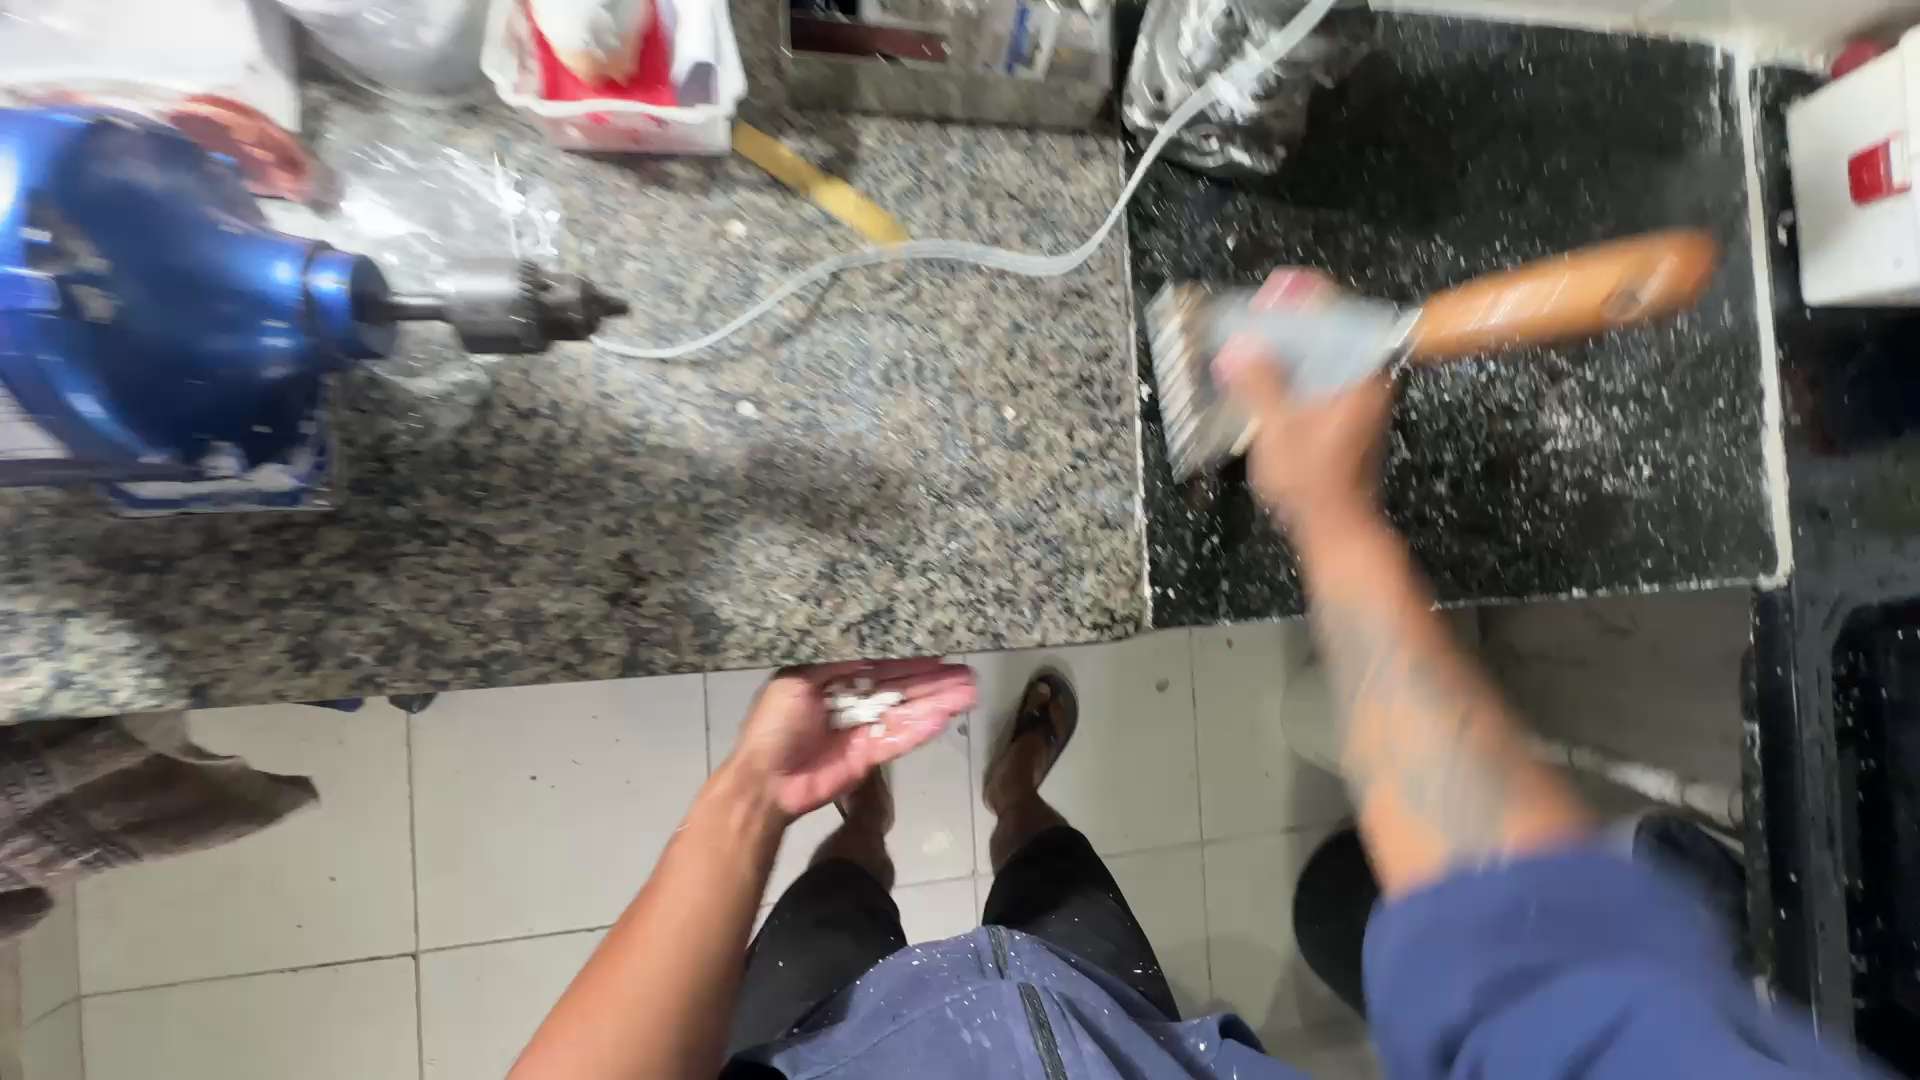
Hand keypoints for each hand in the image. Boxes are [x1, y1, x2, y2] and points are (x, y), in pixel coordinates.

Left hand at [725, 659, 976, 818]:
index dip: (909, 661)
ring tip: (970, 691)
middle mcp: (854, 704)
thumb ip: (832, 665)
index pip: (880, 667)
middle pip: (901, 688)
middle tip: (967, 673)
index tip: (938, 655)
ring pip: (907, 711)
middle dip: (933, 681)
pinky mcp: (869, 755)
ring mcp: (864, 730)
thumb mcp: (795, 680)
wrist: (765, 780)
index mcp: (834, 683)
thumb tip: (868, 653)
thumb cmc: (774, 725)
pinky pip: (900, 738)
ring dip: (937, 701)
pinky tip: (947, 715)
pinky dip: (922, 727)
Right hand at [1212, 268, 1394, 538]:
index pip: (1336, 317)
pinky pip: (1312, 381)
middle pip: (1327, 334)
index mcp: (1359, 376)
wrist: (1333, 526)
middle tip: (1257, 310)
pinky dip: (1287, 373)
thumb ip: (1258, 383)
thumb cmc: (1314, 482)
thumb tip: (1239, 349)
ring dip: (1285, 348)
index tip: (1277, 287)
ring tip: (1251, 338)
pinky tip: (1261, 376)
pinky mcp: (1337, 419)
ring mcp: (1351, 401)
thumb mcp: (1278, 427)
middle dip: (1290, 320)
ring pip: (1318, 359)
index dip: (1305, 297)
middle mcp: (1362, 383)